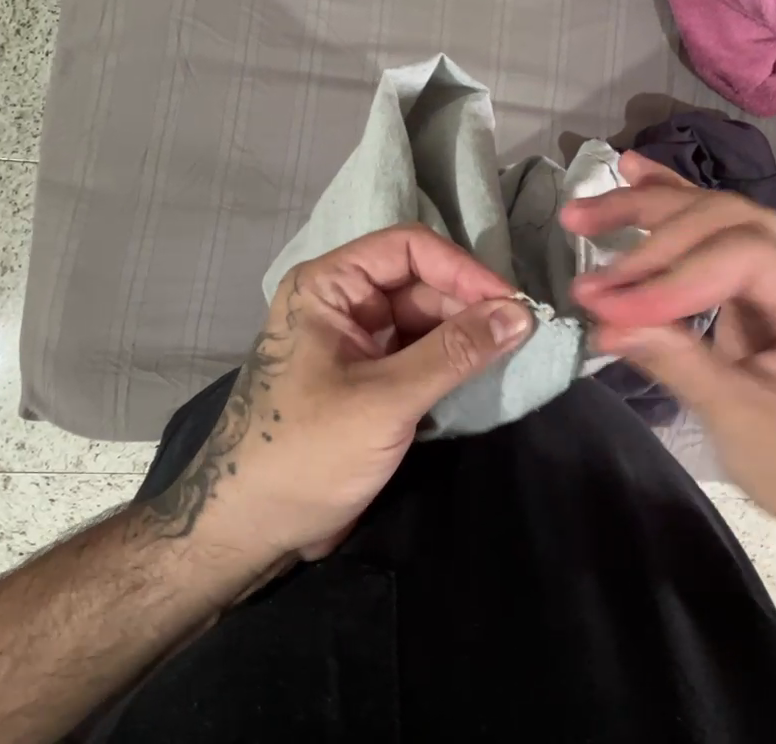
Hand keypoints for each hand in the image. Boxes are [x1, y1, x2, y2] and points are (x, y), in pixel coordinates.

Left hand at [146, 224, 537, 564]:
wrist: (253, 526)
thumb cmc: (307, 452)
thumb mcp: (386, 400)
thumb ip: (455, 353)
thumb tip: (522, 314)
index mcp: (328, 287)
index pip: (408, 250)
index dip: (463, 269)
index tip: (512, 303)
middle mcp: (342, 302)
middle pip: (420, 282)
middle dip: (469, 303)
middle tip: (522, 334)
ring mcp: (356, 340)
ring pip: (424, 318)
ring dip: (465, 333)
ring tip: (512, 352)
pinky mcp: (369, 376)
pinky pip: (419, 351)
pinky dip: (451, 359)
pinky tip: (485, 370)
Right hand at [561, 153, 775, 558]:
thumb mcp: (742, 421)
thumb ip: (676, 360)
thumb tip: (600, 320)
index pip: (747, 257)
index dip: (669, 277)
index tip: (604, 306)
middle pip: (730, 220)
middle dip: (652, 239)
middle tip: (587, 272)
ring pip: (718, 216)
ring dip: (648, 212)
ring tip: (583, 213)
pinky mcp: (772, 276)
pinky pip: (719, 232)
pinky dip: (673, 207)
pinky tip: (634, 174)